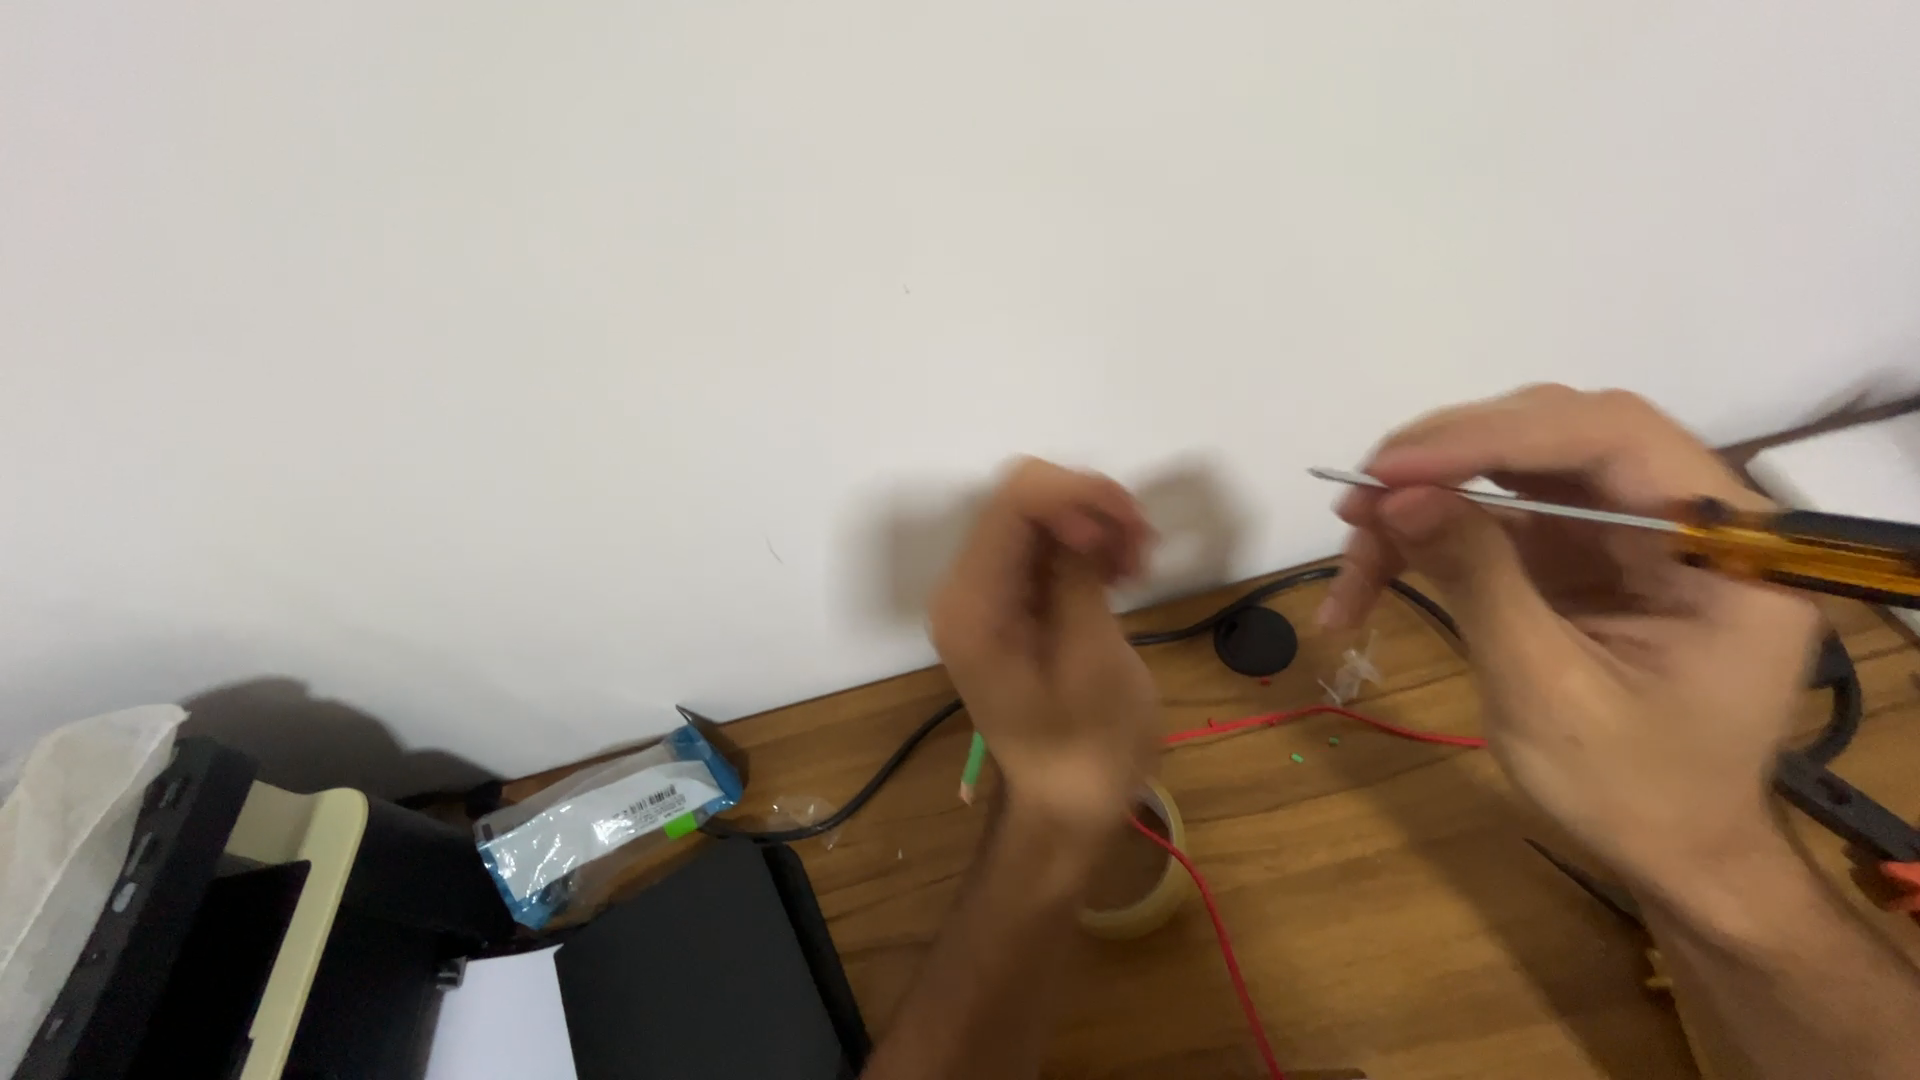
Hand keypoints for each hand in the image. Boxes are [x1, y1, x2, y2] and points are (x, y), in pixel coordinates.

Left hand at [929, 458, 1158, 836]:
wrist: (1067, 802)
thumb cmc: (1087, 748)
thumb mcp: (1091, 661)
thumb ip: (1075, 577)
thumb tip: (1079, 514)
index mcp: (973, 603)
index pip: (1012, 503)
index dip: (1075, 496)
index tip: (1125, 536)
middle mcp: (967, 586)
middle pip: (1023, 498)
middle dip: (1090, 506)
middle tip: (1142, 549)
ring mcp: (988, 591)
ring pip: (1040, 513)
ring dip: (1096, 523)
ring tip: (1138, 567)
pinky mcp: (1012, 599)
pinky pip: (1047, 544)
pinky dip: (1089, 544)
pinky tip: (1122, 574)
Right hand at [1321, 385, 1819, 899]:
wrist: (1664, 847)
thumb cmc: (1631, 789)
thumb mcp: (1546, 688)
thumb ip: (1479, 580)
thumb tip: (1396, 498)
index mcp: (1721, 544)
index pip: (1608, 438)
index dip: (1491, 437)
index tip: (1389, 470)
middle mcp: (1675, 515)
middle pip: (1547, 436)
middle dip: (1441, 462)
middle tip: (1355, 498)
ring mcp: (1617, 532)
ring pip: (1498, 473)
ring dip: (1413, 506)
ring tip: (1347, 550)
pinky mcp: (1567, 553)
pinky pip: (1478, 520)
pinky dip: (1414, 545)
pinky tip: (1359, 586)